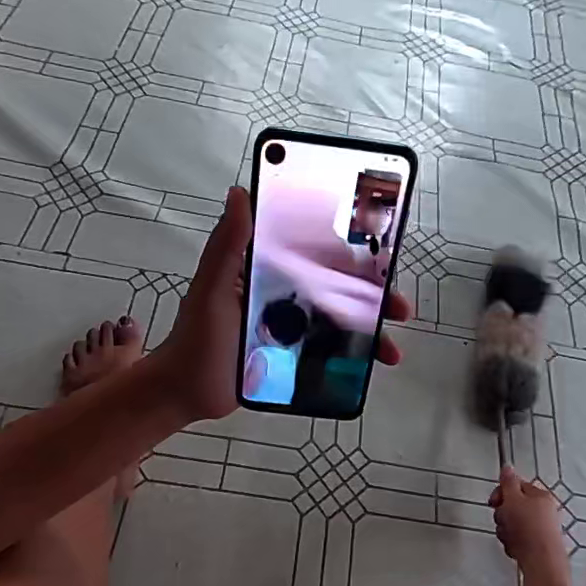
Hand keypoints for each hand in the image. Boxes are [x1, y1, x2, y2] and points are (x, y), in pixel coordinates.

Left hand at [153, 186, 412, 422]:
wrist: (186, 392)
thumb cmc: (197, 337)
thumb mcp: (212, 288)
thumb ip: (227, 245)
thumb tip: (240, 193)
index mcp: (265, 269)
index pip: (312, 249)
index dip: (347, 248)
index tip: (379, 247)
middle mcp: (282, 292)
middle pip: (335, 286)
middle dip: (371, 293)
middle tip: (399, 304)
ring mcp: (289, 326)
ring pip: (338, 319)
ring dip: (370, 327)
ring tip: (392, 345)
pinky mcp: (293, 355)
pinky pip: (330, 349)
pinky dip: (355, 355)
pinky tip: (376, 364)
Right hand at [489, 466, 565, 575]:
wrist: (542, 563)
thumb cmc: (528, 528)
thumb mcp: (513, 499)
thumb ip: (508, 482)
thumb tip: (507, 466)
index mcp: (540, 496)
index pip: (516, 485)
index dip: (501, 492)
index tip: (493, 502)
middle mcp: (543, 510)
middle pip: (513, 505)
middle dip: (502, 514)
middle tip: (503, 520)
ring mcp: (541, 528)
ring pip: (513, 523)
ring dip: (505, 529)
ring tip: (509, 536)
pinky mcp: (538, 545)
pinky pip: (518, 538)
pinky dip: (513, 542)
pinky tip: (514, 547)